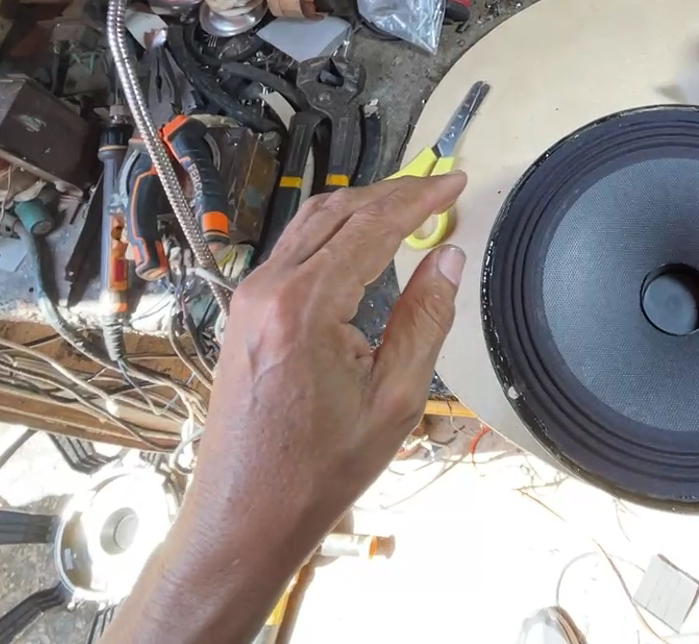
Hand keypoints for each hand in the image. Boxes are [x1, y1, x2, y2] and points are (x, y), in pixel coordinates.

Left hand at [183, 172, 467, 554]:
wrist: (243, 516)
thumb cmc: (321, 468)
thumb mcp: (395, 397)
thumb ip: (425, 317)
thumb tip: (449, 256)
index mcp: (305, 306)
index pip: (372, 227)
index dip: (420, 200)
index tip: (455, 182)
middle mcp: (270, 288)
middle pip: (339, 212)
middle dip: (394, 193)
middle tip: (439, 187)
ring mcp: (251, 296)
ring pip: (313, 222)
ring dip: (363, 204)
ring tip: (408, 201)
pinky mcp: (246, 310)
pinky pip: (296, 247)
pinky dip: (337, 228)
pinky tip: (362, 235)